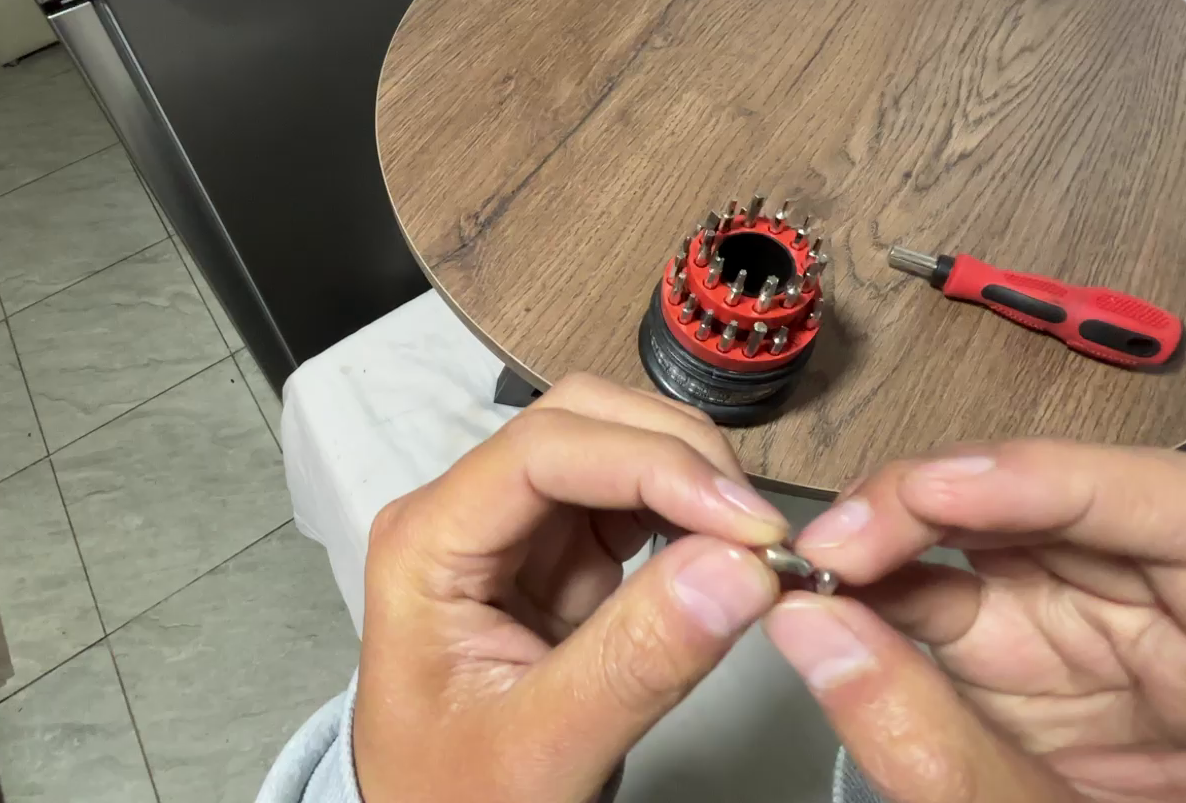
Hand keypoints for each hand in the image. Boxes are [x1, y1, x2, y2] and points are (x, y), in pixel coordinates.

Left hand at [354, 373, 789, 801]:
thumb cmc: (457, 795)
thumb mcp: (539, 751)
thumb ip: (636, 661)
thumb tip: (743, 569)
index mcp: (428, 538)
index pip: (538, 451)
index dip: (647, 463)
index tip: (746, 522)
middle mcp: (465, 503)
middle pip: (572, 420)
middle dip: (672, 452)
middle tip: (757, 528)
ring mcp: (513, 516)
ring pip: (606, 438)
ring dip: (685, 470)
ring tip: (750, 537)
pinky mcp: (556, 541)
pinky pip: (626, 493)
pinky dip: (682, 503)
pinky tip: (719, 541)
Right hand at [764, 439, 1185, 801]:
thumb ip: (943, 749)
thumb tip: (804, 622)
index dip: (1052, 479)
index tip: (930, 490)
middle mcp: (1180, 622)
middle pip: (1057, 504)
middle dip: (931, 502)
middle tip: (837, 537)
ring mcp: (1087, 625)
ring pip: (981, 529)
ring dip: (885, 531)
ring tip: (813, 559)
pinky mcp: (1012, 643)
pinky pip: (932, 586)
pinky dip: (869, 582)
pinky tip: (823, 586)